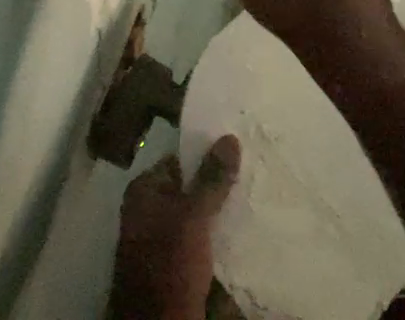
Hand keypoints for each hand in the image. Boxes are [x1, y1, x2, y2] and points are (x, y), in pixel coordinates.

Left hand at [109, 135, 240, 319]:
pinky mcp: (181, 267)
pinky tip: (250, 231)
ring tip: (260, 198)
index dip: (206, 154)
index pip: (178, 161)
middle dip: (220, 184)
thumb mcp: (191, 217)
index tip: (240, 149)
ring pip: (201, 217)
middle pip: (191, 189)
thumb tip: (229, 138)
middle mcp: (151, 212)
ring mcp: (166, 241)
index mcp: (144, 192)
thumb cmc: (168, 263)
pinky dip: (224, 238)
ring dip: (225, 212)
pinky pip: (206, 243)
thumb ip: (211, 179)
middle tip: (256, 172)